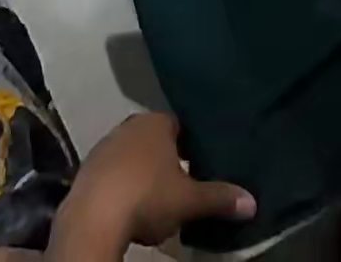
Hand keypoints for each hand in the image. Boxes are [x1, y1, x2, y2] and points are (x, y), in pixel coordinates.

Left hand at [58, 113, 254, 251]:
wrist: (93, 217)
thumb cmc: (147, 197)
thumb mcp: (189, 201)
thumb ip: (220, 197)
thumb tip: (252, 202)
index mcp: (158, 122)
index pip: (181, 125)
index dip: (192, 143)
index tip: (200, 162)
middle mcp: (131, 124)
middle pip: (156, 138)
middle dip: (168, 157)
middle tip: (182, 181)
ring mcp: (107, 143)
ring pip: (133, 153)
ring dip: (143, 170)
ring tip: (156, 196)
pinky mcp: (88, 166)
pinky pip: (113, 170)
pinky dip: (122, 182)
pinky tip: (128, 204)